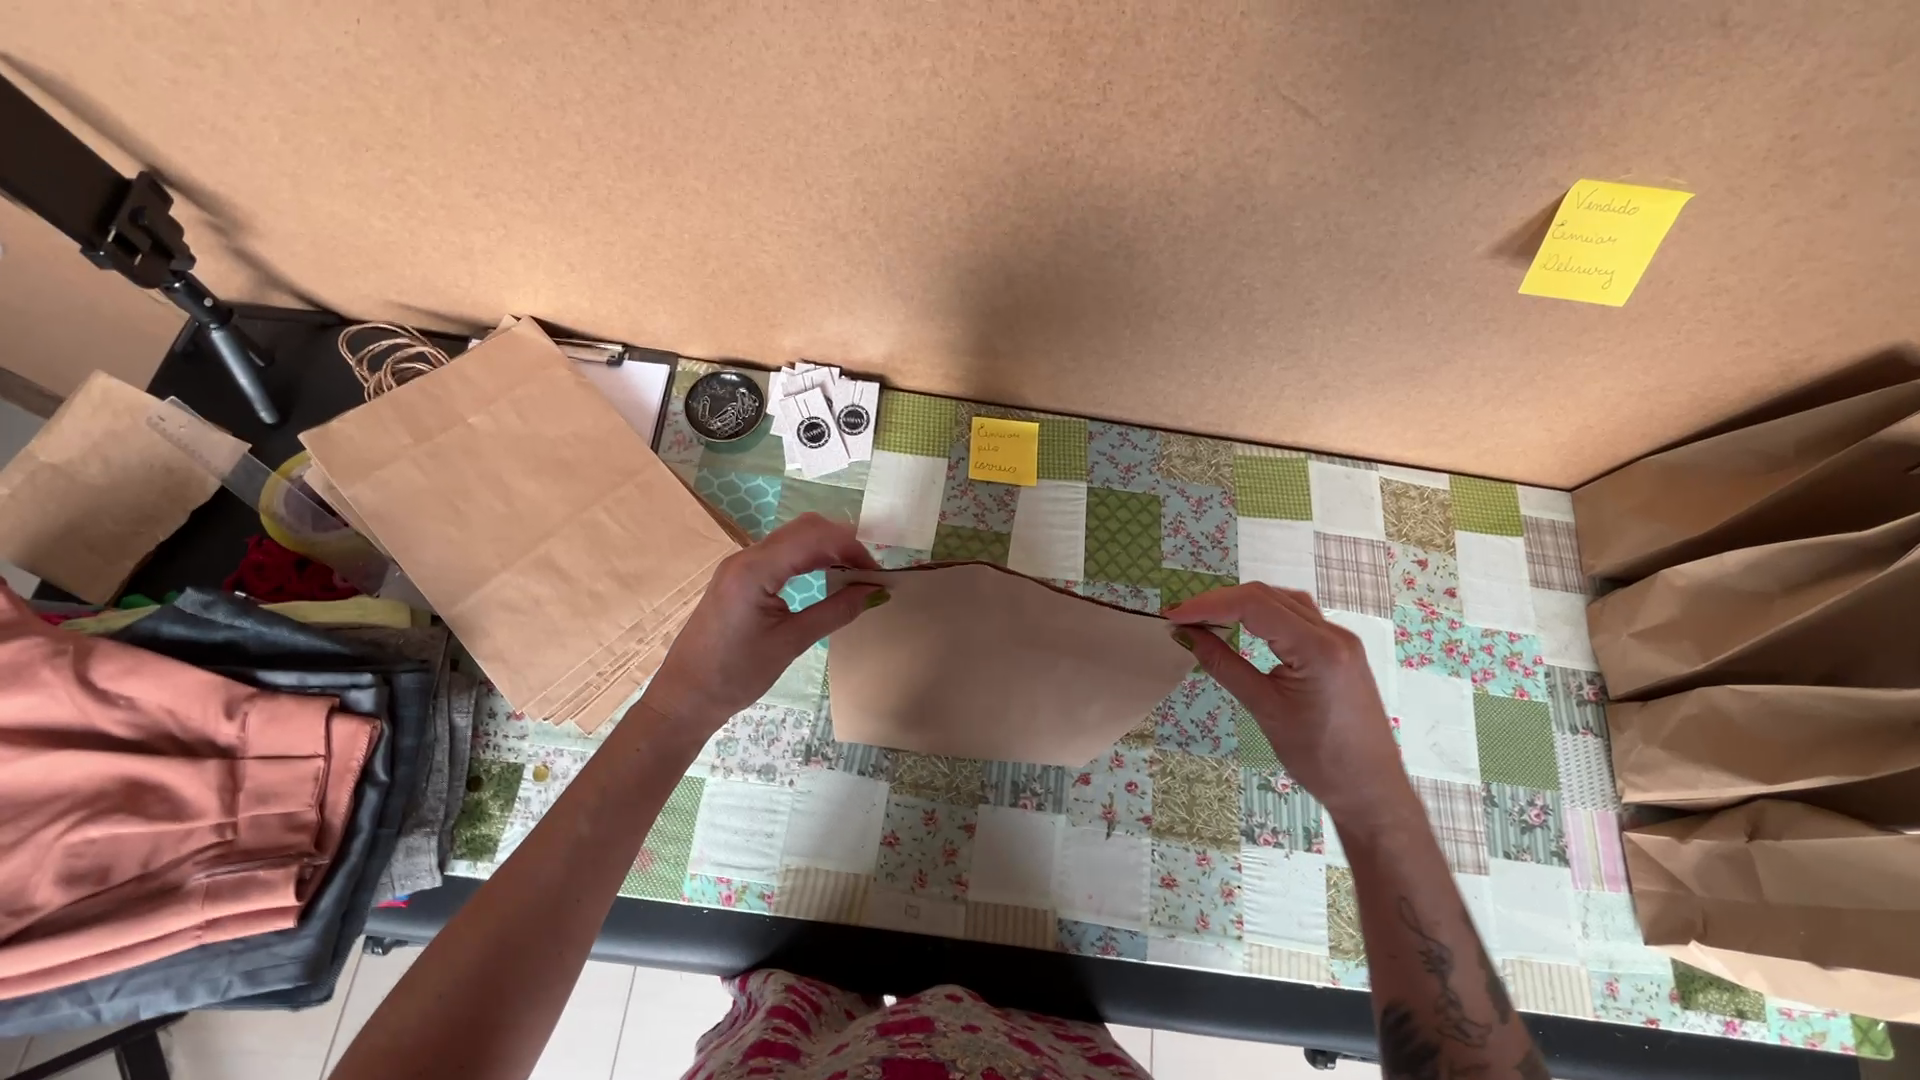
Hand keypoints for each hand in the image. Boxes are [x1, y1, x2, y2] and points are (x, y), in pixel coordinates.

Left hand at [644, 513, 883, 730]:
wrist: (686, 696)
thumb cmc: (736, 675)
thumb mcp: (791, 643)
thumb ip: (835, 612)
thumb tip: (874, 592)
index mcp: (755, 570)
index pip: (814, 538)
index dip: (852, 548)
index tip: (878, 574)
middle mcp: (746, 557)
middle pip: (805, 528)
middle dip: (843, 543)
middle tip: (869, 573)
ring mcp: (740, 564)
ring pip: (794, 537)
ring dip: (827, 548)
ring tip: (854, 574)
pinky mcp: (739, 576)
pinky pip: (781, 553)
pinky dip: (810, 557)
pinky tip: (826, 575)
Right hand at [1165, 584, 1414, 831]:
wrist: (1371, 788)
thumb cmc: (1318, 758)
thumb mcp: (1263, 708)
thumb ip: (1224, 665)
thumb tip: (1187, 635)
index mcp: (1318, 648)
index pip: (1254, 605)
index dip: (1208, 605)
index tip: (1174, 617)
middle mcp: (1333, 633)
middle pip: (1267, 597)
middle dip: (1220, 602)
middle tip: (1182, 619)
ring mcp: (1340, 639)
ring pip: (1282, 602)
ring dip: (1241, 605)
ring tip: (1205, 620)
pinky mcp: (1339, 649)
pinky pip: (1297, 617)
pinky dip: (1264, 615)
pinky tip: (1242, 626)